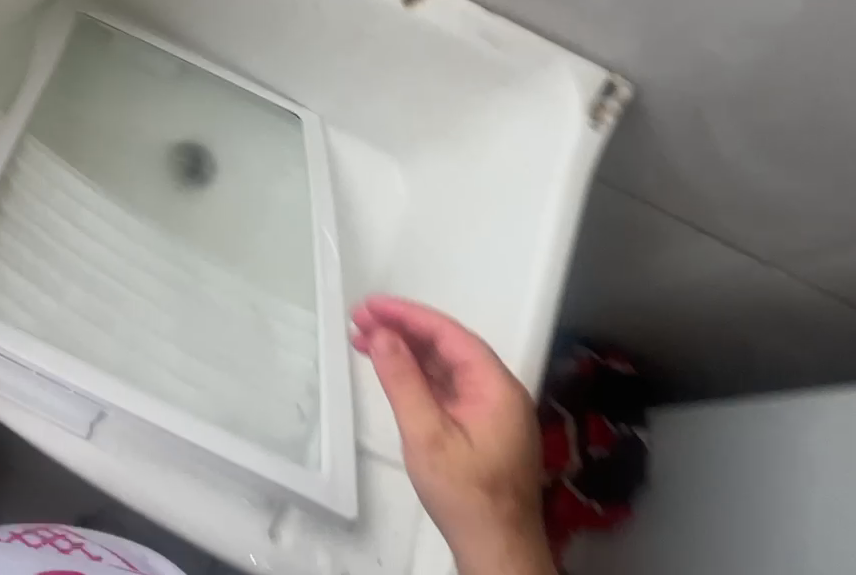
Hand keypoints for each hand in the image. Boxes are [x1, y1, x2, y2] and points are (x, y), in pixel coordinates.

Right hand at [352, 295, 554, 574]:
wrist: (496, 551)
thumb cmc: (465, 494)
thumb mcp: (426, 434)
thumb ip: (403, 379)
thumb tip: (381, 334)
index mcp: (495, 387)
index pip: (448, 334)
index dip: (407, 315)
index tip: (370, 306)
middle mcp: (497, 391)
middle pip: (446, 345)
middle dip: (401, 328)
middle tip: (358, 319)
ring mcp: (489, 409)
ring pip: (443, 364)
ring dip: (404, 349)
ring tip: (362, 338)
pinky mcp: (478, 425)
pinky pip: (444, 384)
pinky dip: (414, 372)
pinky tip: (388, 368)